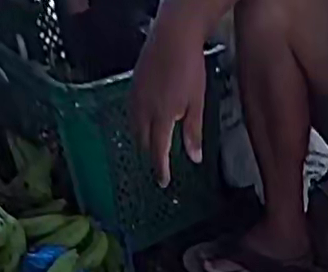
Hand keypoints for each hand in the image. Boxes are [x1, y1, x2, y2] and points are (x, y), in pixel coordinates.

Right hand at [129, 16, 206, 187]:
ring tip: (152, 148)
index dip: (161, 170)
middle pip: (143, 143)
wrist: (174, 32)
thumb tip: (194, 158)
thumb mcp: (196, 103)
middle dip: (151, 156)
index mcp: (161, 117)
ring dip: (143, 142)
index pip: (158, 152)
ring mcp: (136, 97)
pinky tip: (145, 125)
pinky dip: (138, 125)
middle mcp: (144, 110)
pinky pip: (131, 113)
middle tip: (160, 166)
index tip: (163, 182)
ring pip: (135, 129)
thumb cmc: (188, 67)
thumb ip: (193, 133)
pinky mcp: (132, 86)